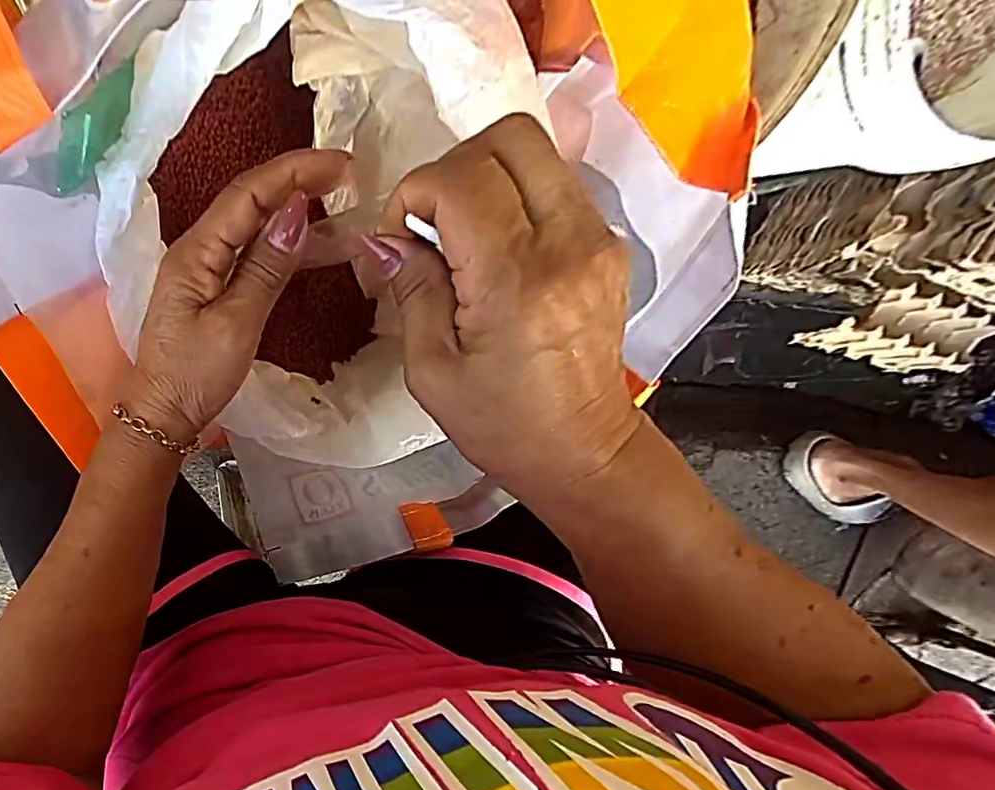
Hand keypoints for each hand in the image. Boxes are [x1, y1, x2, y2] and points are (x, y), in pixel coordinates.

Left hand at [124, 149, 353, 441]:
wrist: (164, 416)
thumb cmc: (195, 377)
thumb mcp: (236, 324)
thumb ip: (266, 268)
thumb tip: (296, 211)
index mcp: (195, 252)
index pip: (248, 194)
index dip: (296, 171)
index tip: (344, 165)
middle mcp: (195, 252)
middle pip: (249, 203)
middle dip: (298, 184)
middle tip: (348, 179)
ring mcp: (201, 273)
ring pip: (252, 230)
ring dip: (295, 218)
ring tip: (342, 215)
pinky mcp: (208, 293)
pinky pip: (248, 257)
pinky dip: (280, 249)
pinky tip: (309, 248)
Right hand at [363, 114, 640, 498]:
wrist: (580, 447)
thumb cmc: (498, 423)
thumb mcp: (430, 370)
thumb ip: (412, 291)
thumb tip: (387, 241)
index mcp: (515, 279)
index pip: (460, 179)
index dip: (412, 194)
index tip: (397, 239)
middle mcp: (566, 240)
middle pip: (507, 137)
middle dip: (449, 170)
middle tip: (425, 224)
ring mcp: (596, 235)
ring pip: (535, 150)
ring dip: (480, 179)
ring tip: (456, 239)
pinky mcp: (606, 242)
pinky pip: (552, 183)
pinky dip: (509, 198)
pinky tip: (488, 250)